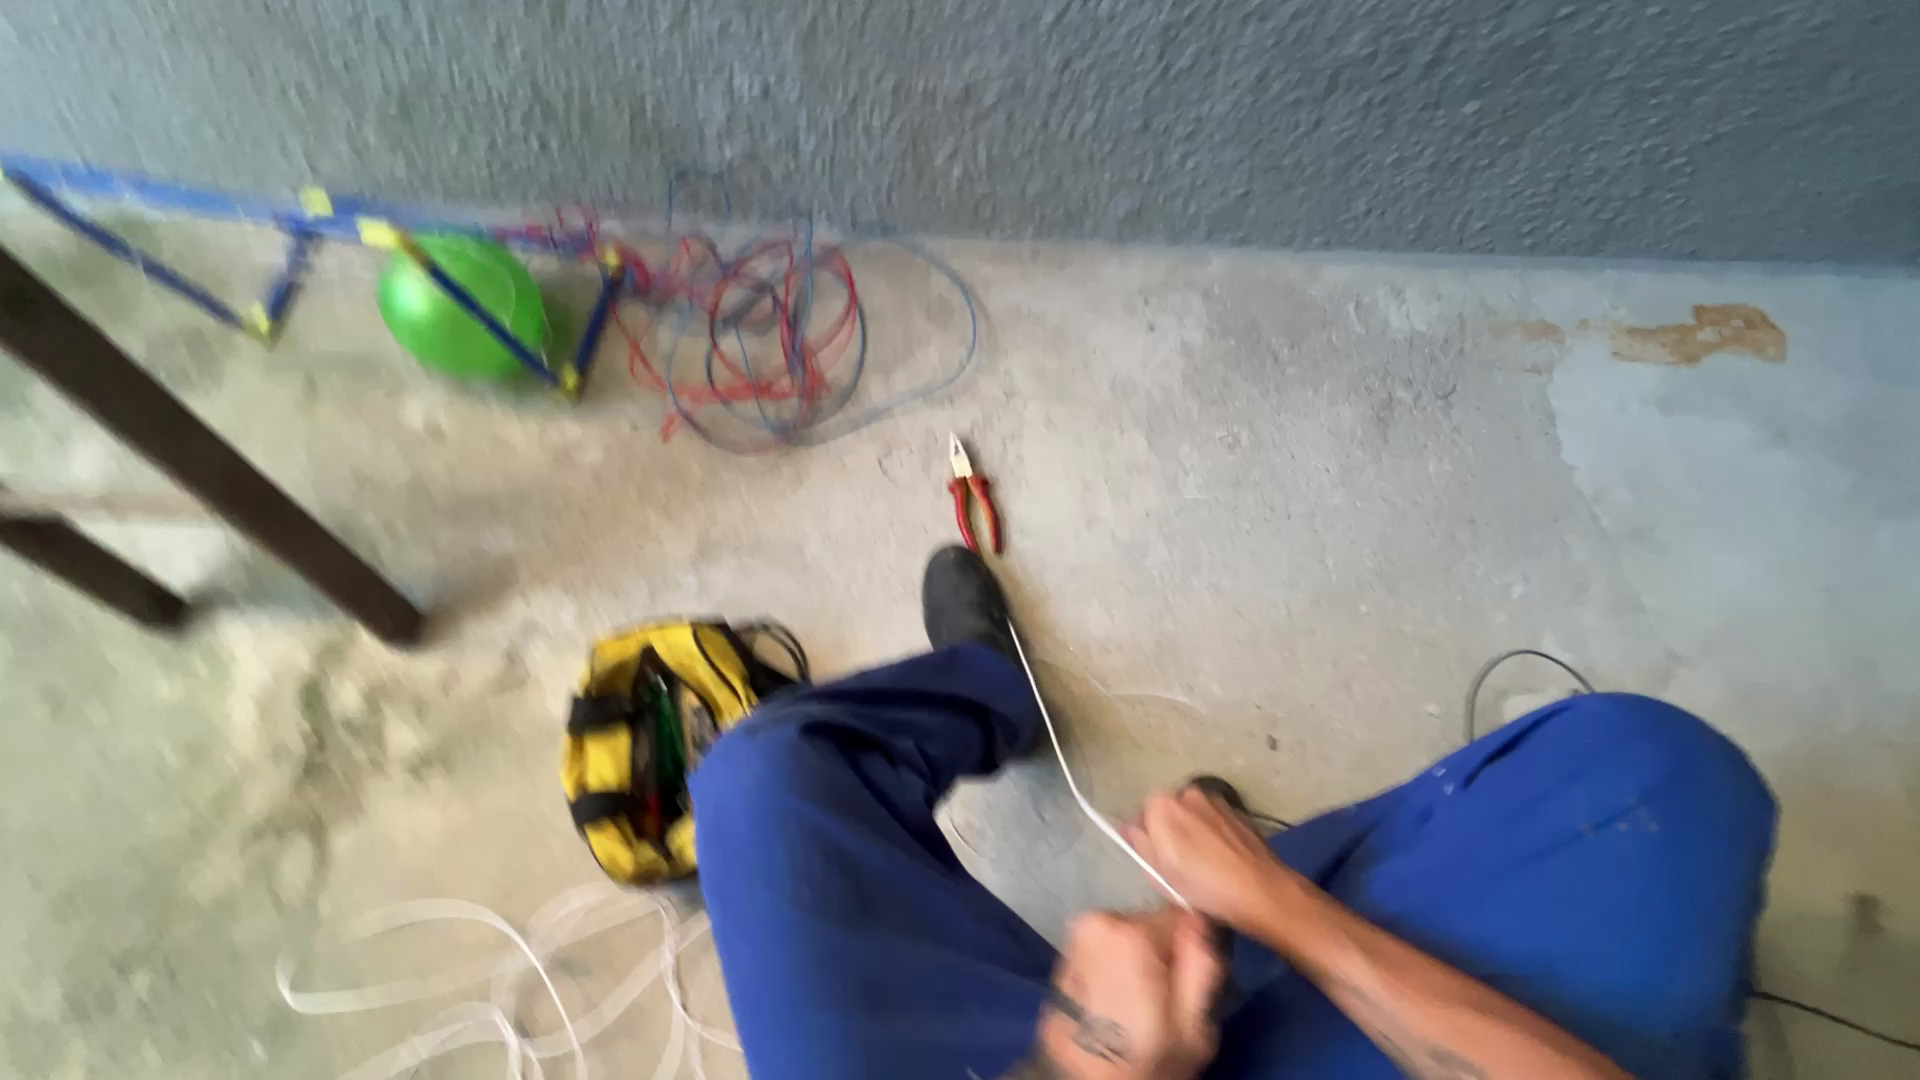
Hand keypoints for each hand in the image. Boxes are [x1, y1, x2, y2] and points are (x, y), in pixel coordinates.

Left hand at [1030, 908, 1223, 1079]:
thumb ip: (1203, 966)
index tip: (1193, 979)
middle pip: (1154, 923)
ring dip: (1142, 958)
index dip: (1194, 947)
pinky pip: (1110, 943)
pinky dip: (1119, 962)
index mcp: (1132, 933)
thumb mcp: (1193, 1028)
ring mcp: (1079, 930)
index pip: (1183, 915)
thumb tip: (1204, 918)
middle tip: (1168, 998)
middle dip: (1166, 952)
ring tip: (1142, 1001)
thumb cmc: (1142, 1060)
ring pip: (1132, 932)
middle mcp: (1101, 918)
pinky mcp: (1067, 945)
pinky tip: (1120, 996)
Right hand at [1125, 786, 1303, 929]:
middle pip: (1167, 812)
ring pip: (1192, 815)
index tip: (1160, 864)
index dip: (1148, 841)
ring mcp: (1215, 800)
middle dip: (1170, 833)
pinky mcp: (1238, 811)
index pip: (1141, 817)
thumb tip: (1127, 826)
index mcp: (1162, 805)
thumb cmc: (1204, 887)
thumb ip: (1138, 843)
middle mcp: (1186, 793)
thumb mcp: (1159, 874)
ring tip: (1206, 865)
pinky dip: (1214, 834)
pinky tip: (1224, 861)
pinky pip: (1214, 821)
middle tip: (1181, 867)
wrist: (1263, 891)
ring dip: (1193, 833)